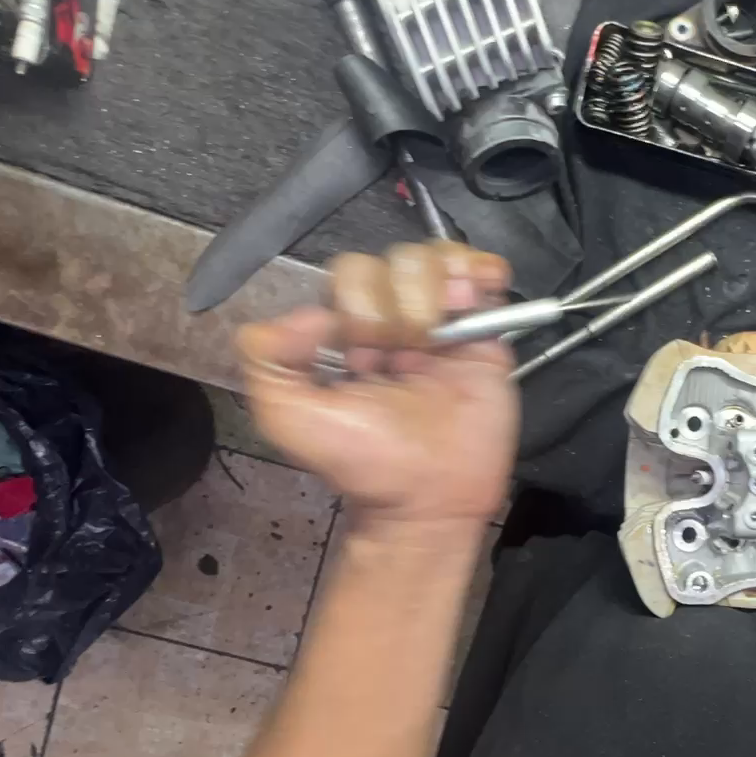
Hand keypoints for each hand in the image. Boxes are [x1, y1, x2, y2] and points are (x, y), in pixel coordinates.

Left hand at [234, 241, 517, 527]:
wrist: (430, 496)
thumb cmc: (365, 462)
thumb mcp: (290, 419)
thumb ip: (269, 361)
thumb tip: (306, 315)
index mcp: (349, 331)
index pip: (351, 274)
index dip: (357, 306)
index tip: (363, 358)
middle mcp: (396, 319)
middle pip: (395, 261)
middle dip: (395, 308)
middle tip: (402, 358)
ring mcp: (444, 324)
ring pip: (436, 260)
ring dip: (432, 294)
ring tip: (438, 339)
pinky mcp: (486, 334)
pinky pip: (484, 275)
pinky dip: (479, 268)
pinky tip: (473, 293)